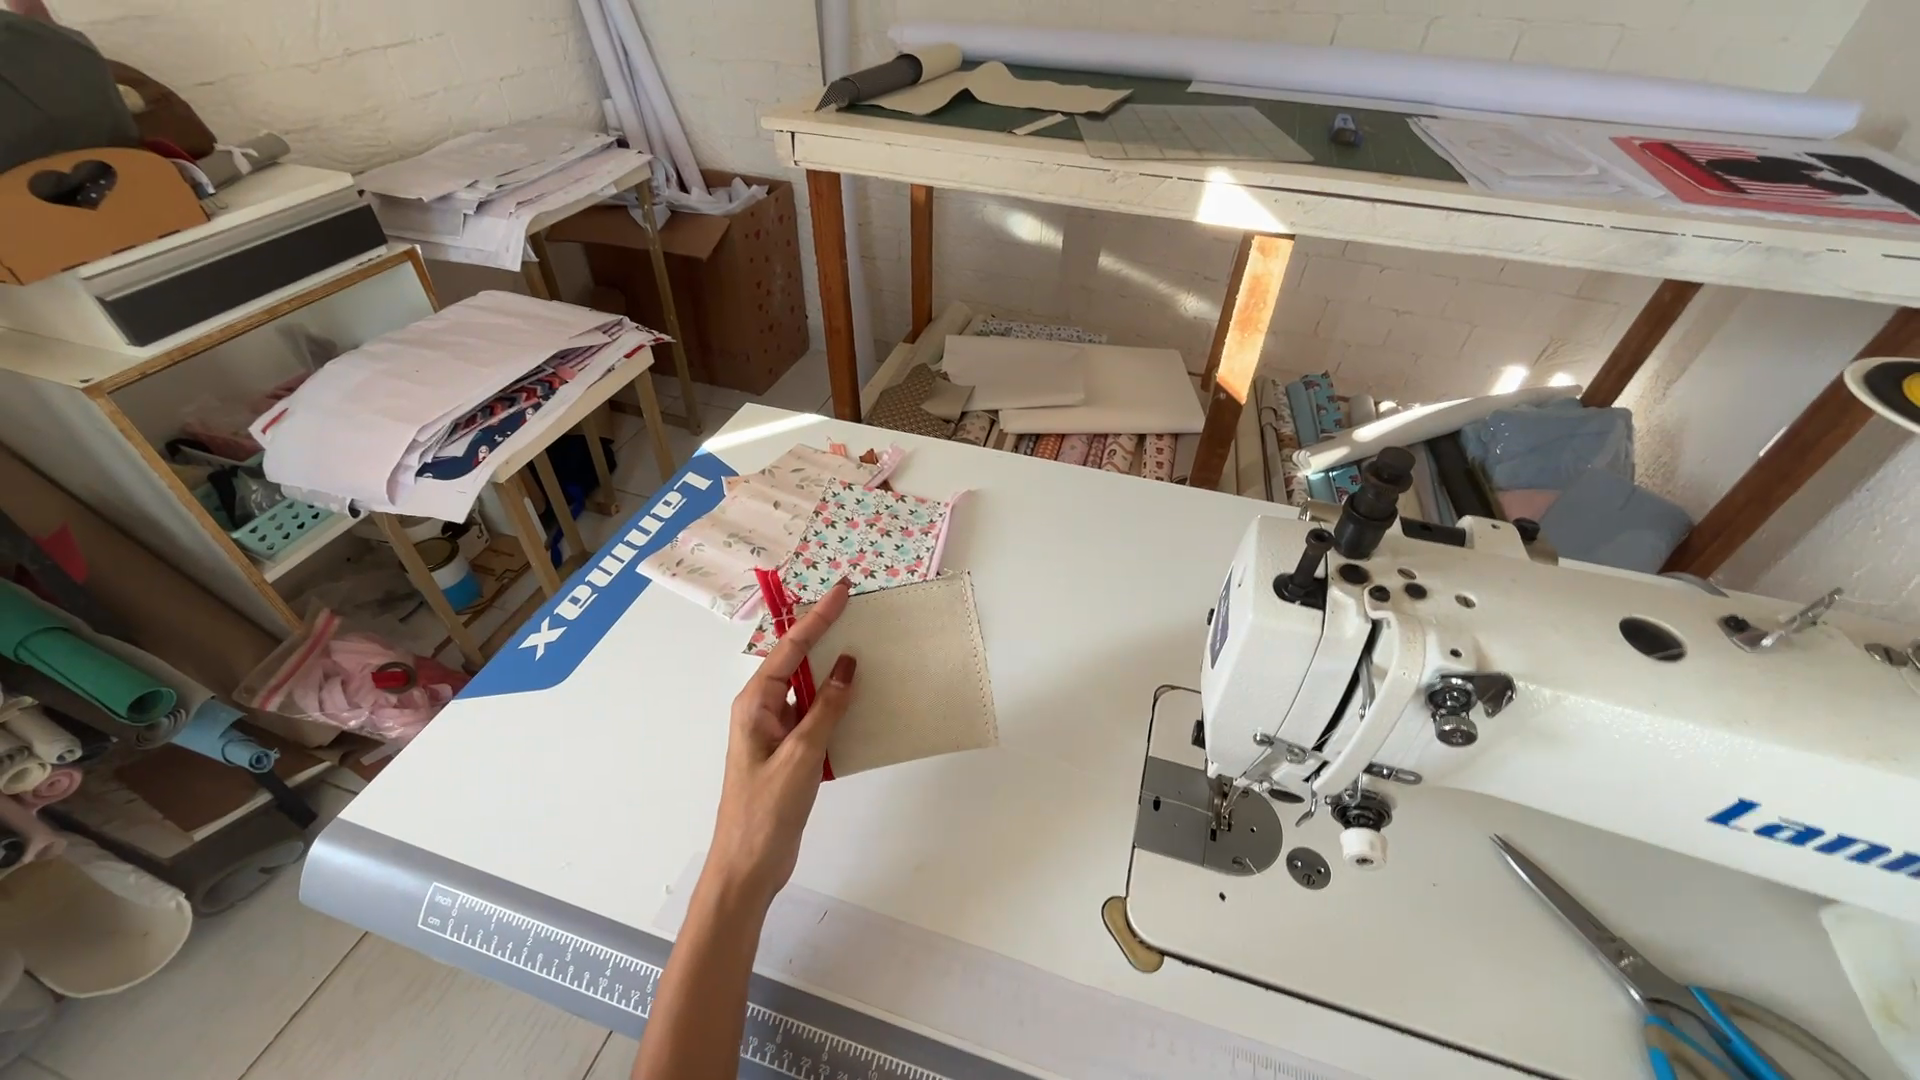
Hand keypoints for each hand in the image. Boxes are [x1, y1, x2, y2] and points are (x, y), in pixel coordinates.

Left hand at [705, 580, 856, 908]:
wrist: (748, 866)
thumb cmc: (766, 810)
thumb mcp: (801, 755)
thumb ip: (826, 708)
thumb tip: (848, 665)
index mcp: (755, 703)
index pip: (790, 648)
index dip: (818, 618)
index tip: (842, 592)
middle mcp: (762, 710)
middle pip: (797, 662)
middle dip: (824, 636)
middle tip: (856, 612)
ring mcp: (776, 732)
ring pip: (809, 690)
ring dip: (834, 673)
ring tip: (865, 649)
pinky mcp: (790, 753)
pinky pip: (816, 717)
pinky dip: (837, 706)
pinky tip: (861, 701)